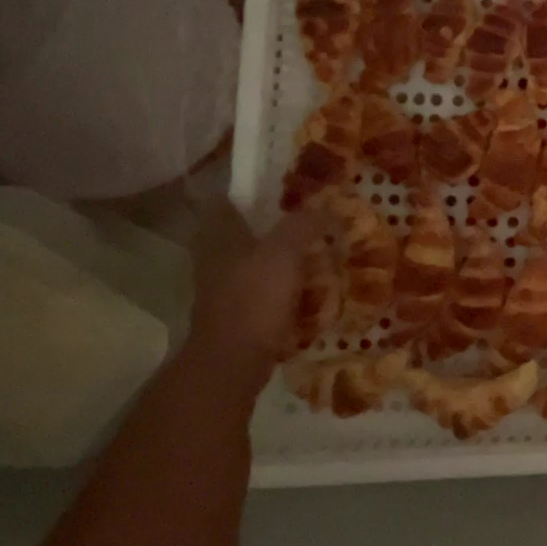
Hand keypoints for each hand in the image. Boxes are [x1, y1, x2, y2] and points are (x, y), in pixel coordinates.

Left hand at [188, 200, 330, 372]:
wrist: (233, 362)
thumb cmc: (254, 297)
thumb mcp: (285, 251)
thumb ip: (306, 223)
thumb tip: (330, 209)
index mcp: (220, 237)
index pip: (225, 202)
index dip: (249, 190)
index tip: (280, 183)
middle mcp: (216, 260)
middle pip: (244, 233)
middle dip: (274, 225)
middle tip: (311, 217)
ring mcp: (225, 290)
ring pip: (257, 262)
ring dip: (282, 257)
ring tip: (320, 250)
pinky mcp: (239, 315)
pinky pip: (267, 291)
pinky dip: (287, 287)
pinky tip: (313, 286)